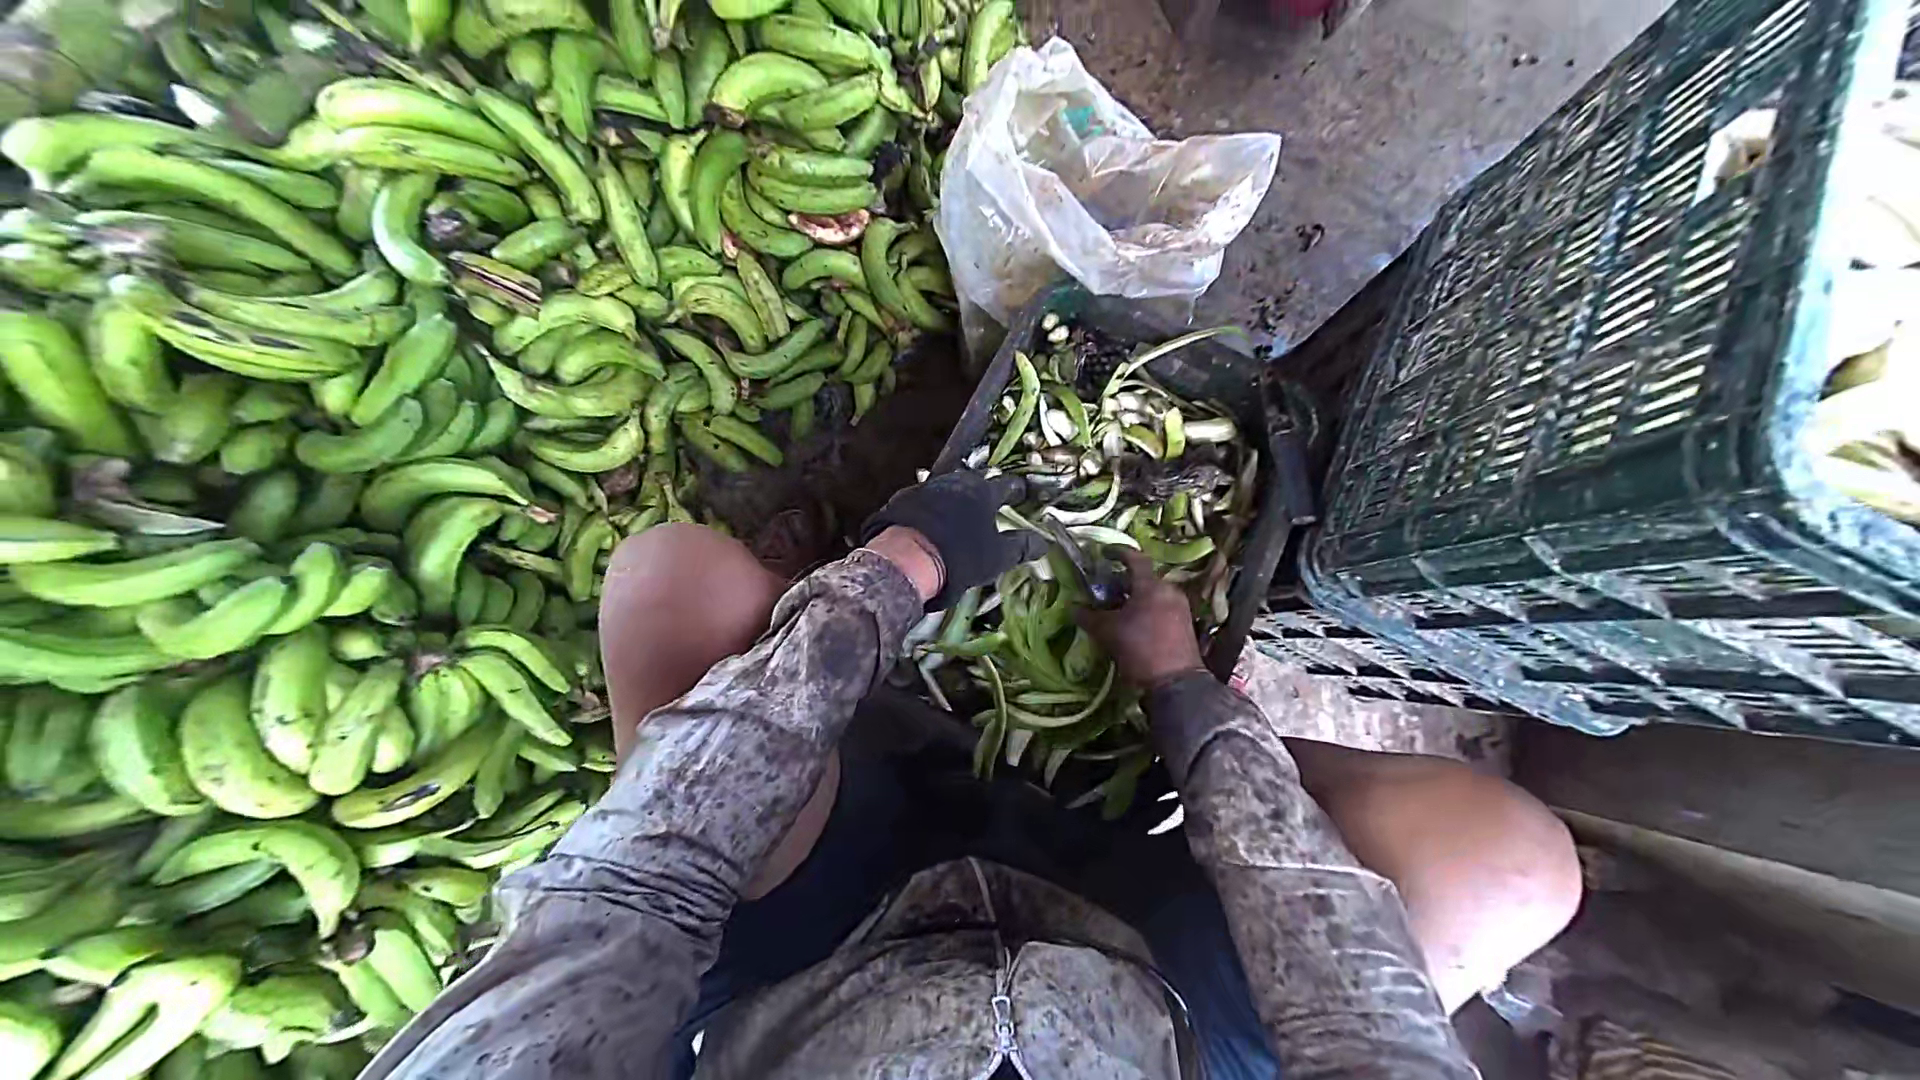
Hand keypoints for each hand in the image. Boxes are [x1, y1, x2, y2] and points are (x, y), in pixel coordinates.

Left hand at [861, 471, 1047, 608]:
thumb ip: (1021, 546)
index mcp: (983, 491)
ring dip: (955, 499)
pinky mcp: (903, 500)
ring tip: (958, 514)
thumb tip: (1043, 543)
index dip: (1015, 490)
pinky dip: (931, 509)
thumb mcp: (998, 556)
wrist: (908, 557)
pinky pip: (924, 501)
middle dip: (983, 490)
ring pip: (947, 489)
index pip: (1006, 485)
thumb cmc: (961, 555)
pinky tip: (931, 522)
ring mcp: (927, 488)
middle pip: (974, 482)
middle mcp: (955, 482)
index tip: (1020, 492)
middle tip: (989, 502)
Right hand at [1075, 550, 1205, 689]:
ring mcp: (1180, 607)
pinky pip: (1162, 606)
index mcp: (1151, 586)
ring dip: (1135, 596)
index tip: (1104, 553)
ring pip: (1153, 593)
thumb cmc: (1139, 649)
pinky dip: (1146, 607)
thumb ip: (1088, 616)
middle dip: (1123, 580)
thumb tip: (1073, 607)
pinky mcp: (1185, 623)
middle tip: (1105, 587)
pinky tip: (1133, 622)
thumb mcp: (1107, 632)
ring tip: (1116, 607)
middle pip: (1144, 577)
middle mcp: (1169, 590)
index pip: (1135, 558)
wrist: (1176, 683)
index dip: (1118, 552)